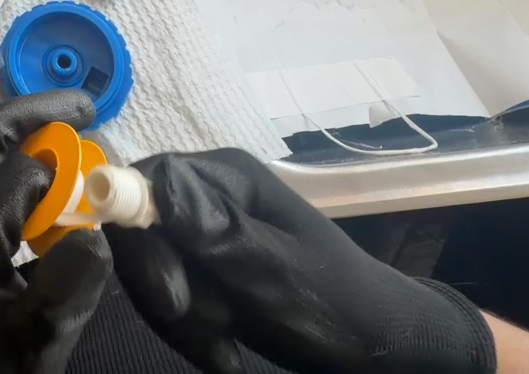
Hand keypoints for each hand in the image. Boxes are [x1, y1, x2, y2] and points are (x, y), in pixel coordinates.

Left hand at [0, 91, 111, 373]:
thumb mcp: (35, 341)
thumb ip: (69, 285)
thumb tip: (97, 233)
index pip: (25, 171)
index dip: (68, 170)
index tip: (104, 177)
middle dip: (33, 110)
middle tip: (82, 106)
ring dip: (19, 128)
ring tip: (63, 126)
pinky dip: (7, 154)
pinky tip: (36, 170)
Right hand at [105, 149, 494, 373]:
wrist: (387, 353)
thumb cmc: (342, 308)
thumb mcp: (281, 273)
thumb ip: (218, 229)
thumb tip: (157, 181)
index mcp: (224, 174)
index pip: (148, 182)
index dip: (141, 234)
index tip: (169, 298)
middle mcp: (204, 192)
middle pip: (141, 226)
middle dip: (165, 285)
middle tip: (209, 331)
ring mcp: (201, 229)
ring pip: (149, 265)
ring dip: (181, 317)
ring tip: (225, 349)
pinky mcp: (202, 266)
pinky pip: (166, 290)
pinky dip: (188, 327)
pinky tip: (222, 349)